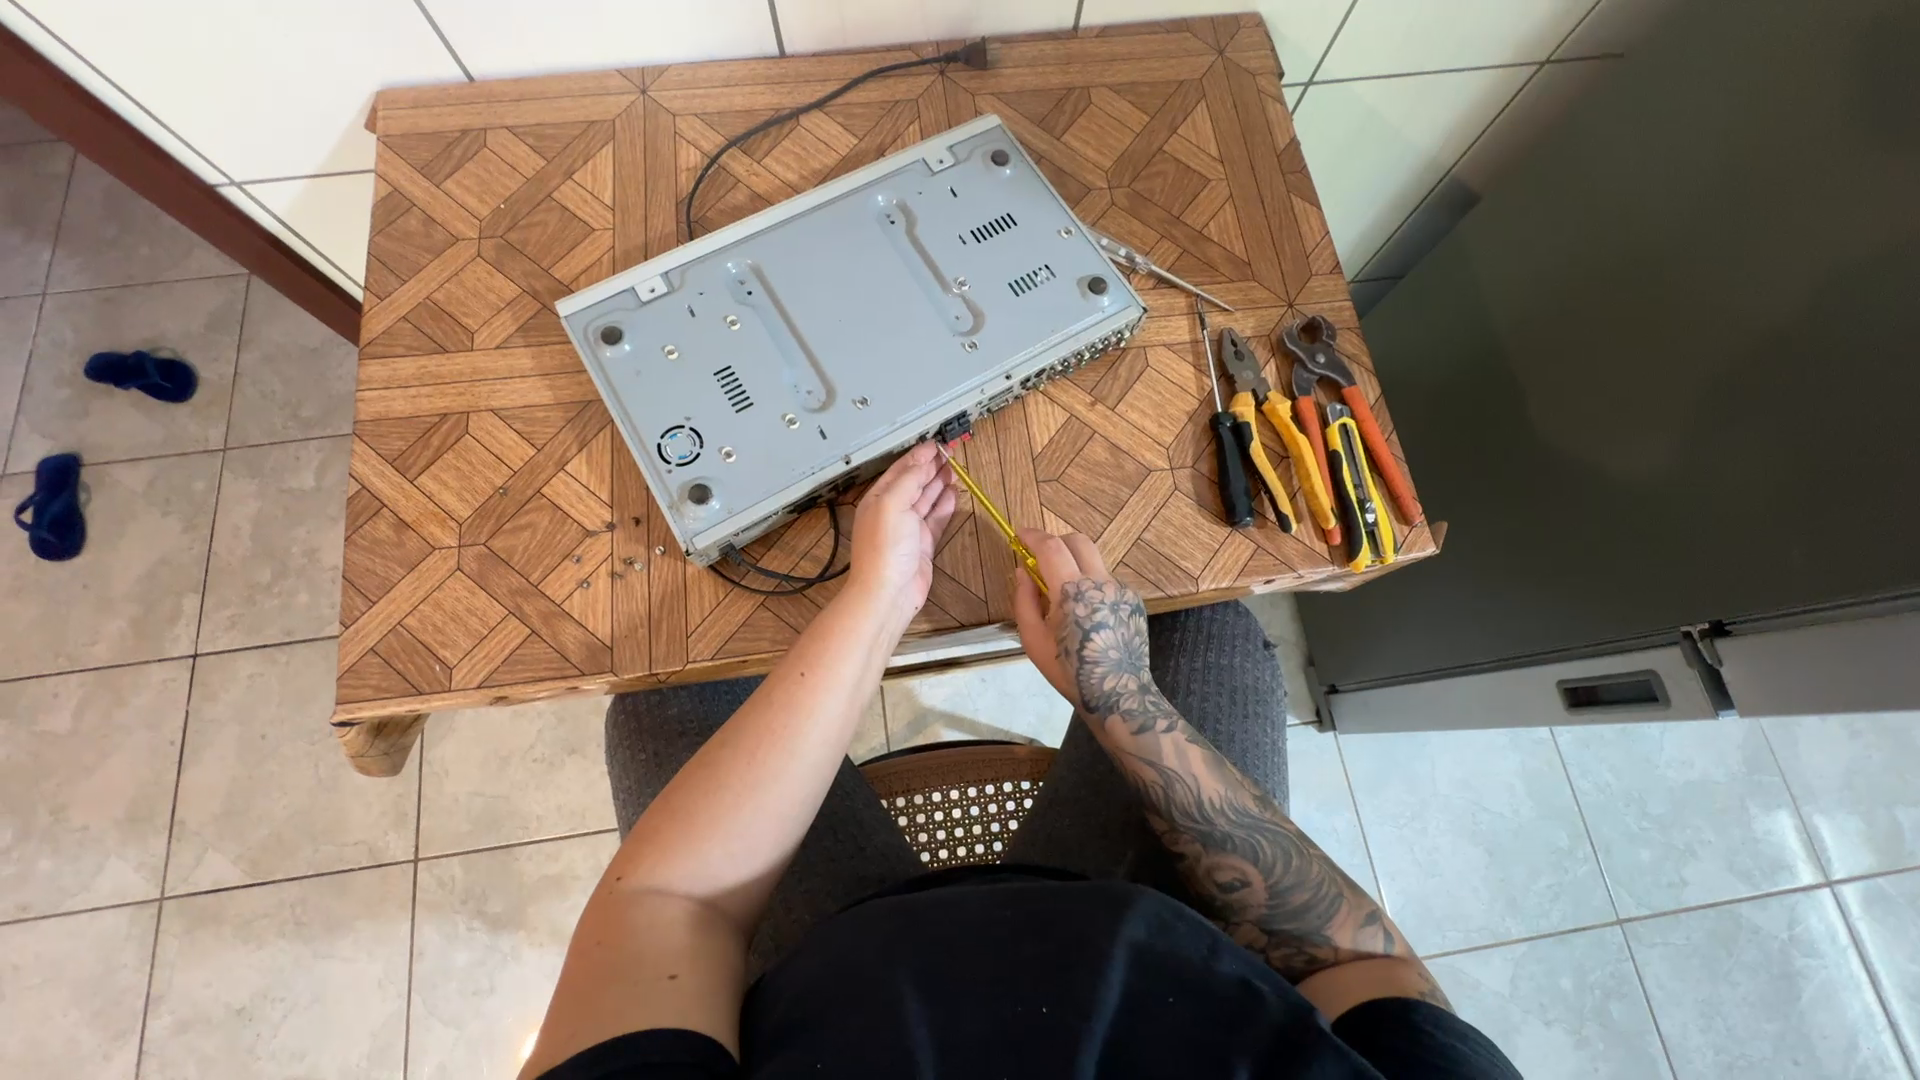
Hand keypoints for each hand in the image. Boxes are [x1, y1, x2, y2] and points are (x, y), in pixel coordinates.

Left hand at [847, 441, 957, 629]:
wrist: (888, 592)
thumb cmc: (884, 551)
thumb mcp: (892, 505)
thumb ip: (908, 481)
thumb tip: (921, 462)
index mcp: (879, 499)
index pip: (901, 470)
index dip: (918, 456)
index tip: (936, 445)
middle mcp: (892, 511)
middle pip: (914, 482)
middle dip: (931, 467)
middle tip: (950, 454)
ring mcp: (908, 528)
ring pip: (926, 499)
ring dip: (940, 483)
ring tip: (954, 469)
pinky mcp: (922, 543)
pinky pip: (936, 518)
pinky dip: (945, 505)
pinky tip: (954, 494)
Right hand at [1011, 528, 1157, 717]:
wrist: (1117, 693)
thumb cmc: (1068, 671)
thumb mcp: (1033, 639)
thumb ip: (1024, 600)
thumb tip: (1023, 571)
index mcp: (1072, 591)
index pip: (1051, 547)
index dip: (1033, 536)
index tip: (1019, 534)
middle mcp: (1100, 582)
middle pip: (1078, 541)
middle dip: (1056, 541)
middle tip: (1041, 557)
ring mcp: (1120, 590)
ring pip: (1094, 561)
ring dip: (1074, 565)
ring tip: (1063, 594)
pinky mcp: (1133, 600)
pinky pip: (1106, 581)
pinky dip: (1090, 585)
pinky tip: (1085, 613)